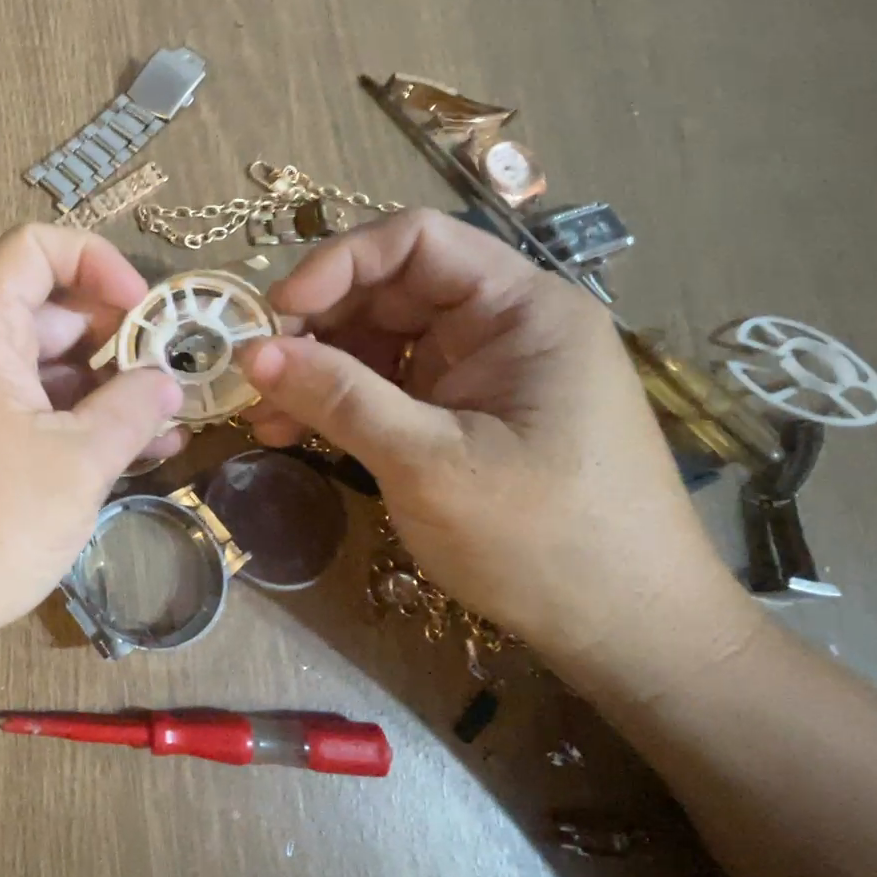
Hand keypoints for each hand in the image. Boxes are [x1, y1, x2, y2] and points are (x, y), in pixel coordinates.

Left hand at [0, 224, 184, 663]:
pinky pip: (28, 409)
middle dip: (114, 333)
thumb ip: (130, 412)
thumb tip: (166, 382)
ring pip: (44, 366)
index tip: (144, 309)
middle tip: (173, 372)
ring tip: (169, 420)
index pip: (34, 248)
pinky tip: (133, 452)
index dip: (96, 261)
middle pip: (46, 308)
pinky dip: (74, 421)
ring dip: (104, 386)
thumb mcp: (74, 465)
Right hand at [237, 209, 750, 660]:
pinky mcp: (457, 412)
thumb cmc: (547, 541)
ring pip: (373, 338)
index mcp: (522, 310)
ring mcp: (476, 370)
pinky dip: (333, 402)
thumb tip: (250, 351)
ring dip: (313, 370)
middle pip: (384, 288)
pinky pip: (380, 383)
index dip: (337, 263)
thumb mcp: (430, 464)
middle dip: (314, 326)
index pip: (415, 242)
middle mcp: (499, 326)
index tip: (278, 314)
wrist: (627, 635)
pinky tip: (292, 432)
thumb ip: (339, 398)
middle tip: (258, 373)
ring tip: (264, 417)